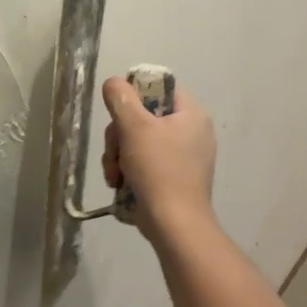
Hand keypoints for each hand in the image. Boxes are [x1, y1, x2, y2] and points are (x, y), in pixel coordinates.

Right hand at [101, 76, 217, 243]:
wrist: (174, 224)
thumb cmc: (158, 170)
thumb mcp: (134, 127)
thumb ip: (121, 98)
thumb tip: (113, 82)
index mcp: (192, 115)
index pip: (160, 88)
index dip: (135, 94)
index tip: (117, 111)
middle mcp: (193, 132)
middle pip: (144, 117)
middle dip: (120, 135)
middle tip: (114, 152)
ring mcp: (185, 157)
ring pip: (140, 141)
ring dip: (119, 155)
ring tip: (114, 174)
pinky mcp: (175, 177)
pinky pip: (146, 161)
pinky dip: (130, 169)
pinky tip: (120, 183)